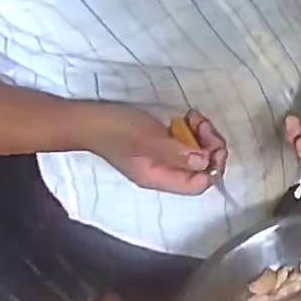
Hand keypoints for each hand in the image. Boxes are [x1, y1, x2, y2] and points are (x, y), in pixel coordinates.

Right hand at [78, 103, 224, 194]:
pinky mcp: (165, 143)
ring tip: (195, 119)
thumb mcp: (146, 139)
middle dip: (211, 146)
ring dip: (204, 135)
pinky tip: (190, 116)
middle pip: (203, 167)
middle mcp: (166, 171)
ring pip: (200, 152)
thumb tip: (203, 162)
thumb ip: (174, 152)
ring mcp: (166, 157)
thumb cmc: (114, 129)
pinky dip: (195, 129)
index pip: (198, 184)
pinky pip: (190, 141)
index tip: (214, 146)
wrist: (86, 118)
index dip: (213, 167)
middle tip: (204, 126)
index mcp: (160, 177)